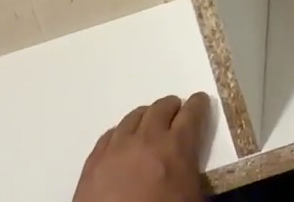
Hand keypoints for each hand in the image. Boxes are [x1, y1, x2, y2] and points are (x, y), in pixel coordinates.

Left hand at [73, 92, 211, 201]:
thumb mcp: (191, 199)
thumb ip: (193, 174)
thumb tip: (191, 166)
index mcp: (176, 148)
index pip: (192, 113)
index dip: (198, 105)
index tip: (200, 101)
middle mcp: (147, 139)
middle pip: (161, 108)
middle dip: (172, 108)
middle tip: (176, 114)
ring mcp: (116, 147)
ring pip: (134, 116)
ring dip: (146, 117)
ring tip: (150, 125)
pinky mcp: (94, 161)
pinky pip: (110, 134)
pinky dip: (121, 133)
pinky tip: (123, 142)